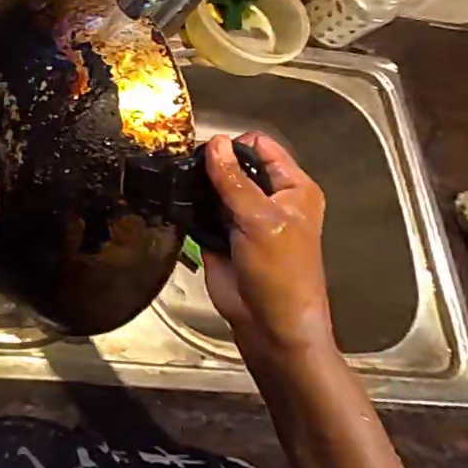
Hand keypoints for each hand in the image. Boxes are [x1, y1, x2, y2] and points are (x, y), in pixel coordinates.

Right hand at [201, 132, 332, 362]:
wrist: (269, 325)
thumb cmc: (281, 274)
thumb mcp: (260, 221)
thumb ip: (234, 180)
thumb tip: (215, 143)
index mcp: (292, 188)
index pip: (260, 147)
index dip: (234, 146)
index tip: (210, 156)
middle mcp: (267, 197)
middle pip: (233, 163)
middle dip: (211, 164)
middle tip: (189, 170)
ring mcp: (241, 215)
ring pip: (212, 185)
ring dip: (196, 185)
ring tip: (179, 186)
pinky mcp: (218, 232)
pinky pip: (199, 208)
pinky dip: (188, 205)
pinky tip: (176, 202)